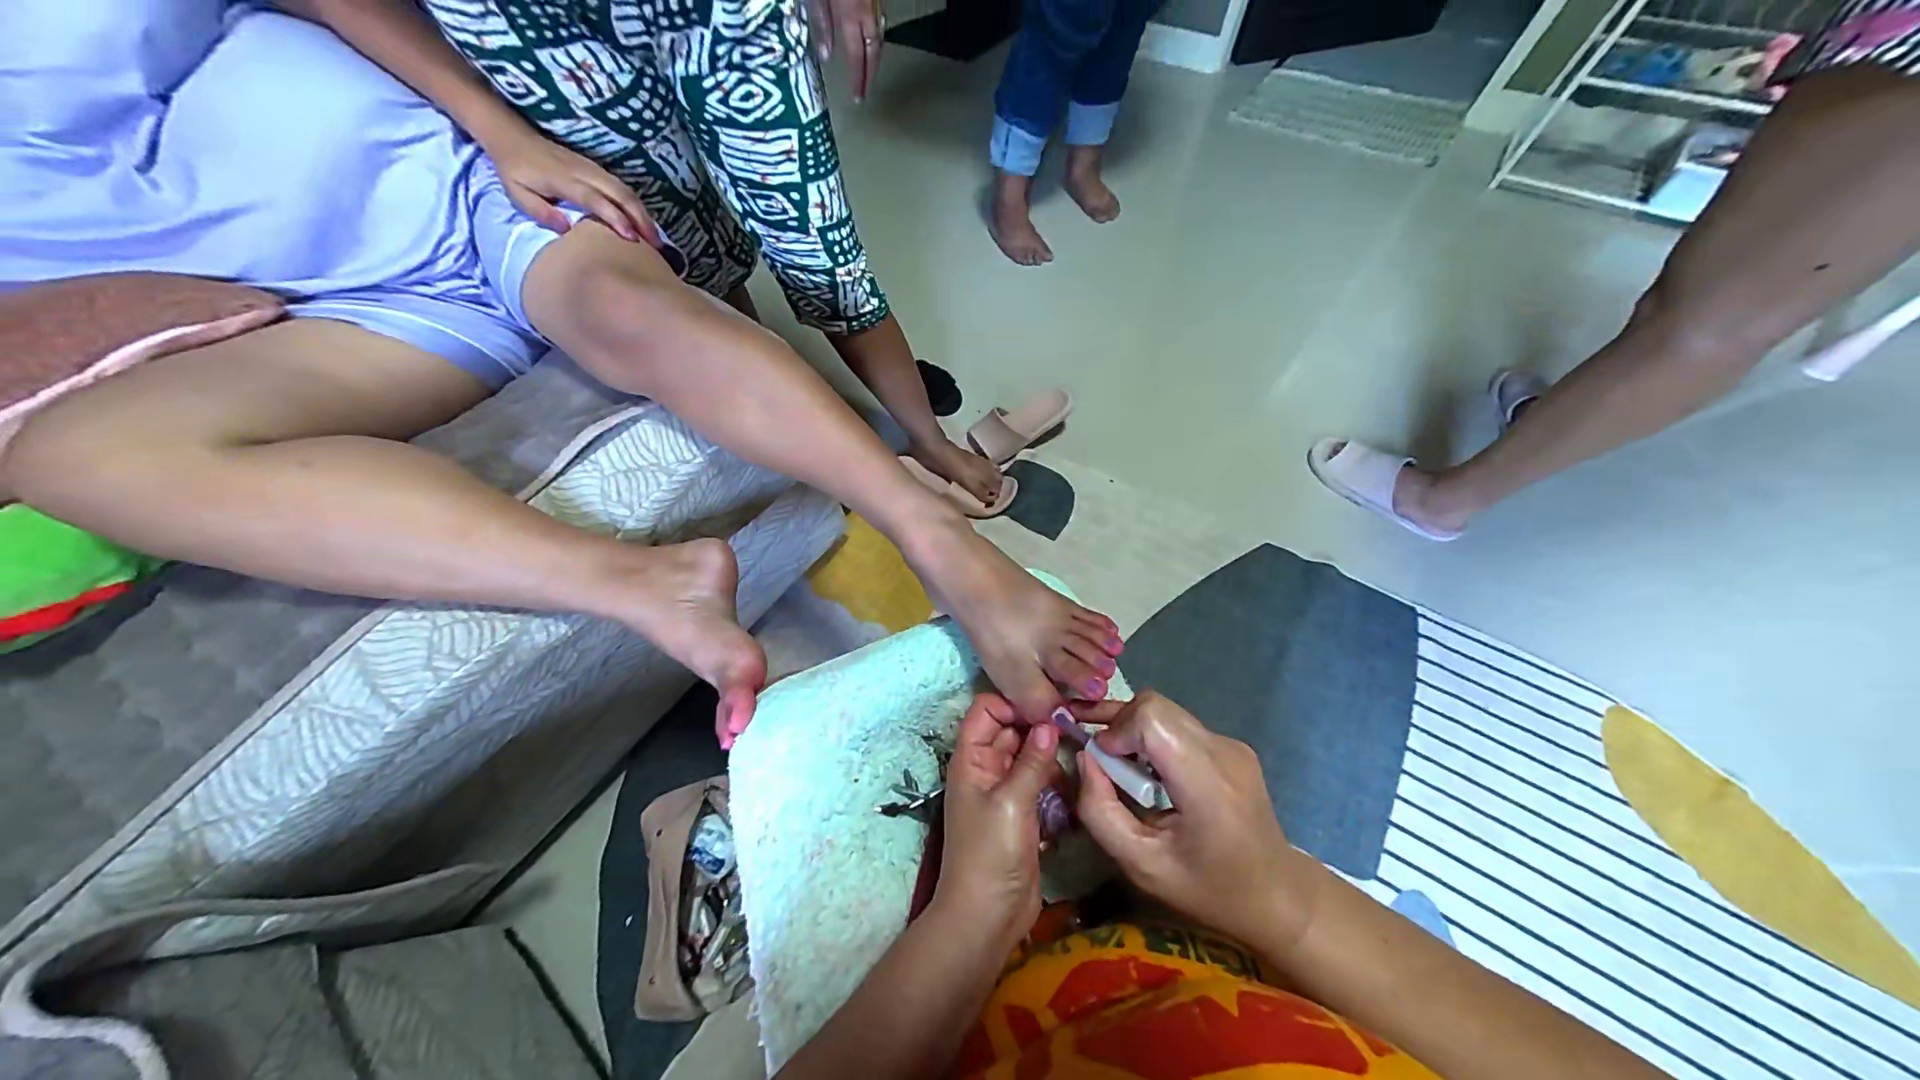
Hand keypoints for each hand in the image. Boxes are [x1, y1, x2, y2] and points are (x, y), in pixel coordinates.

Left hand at [484, 128, 658, 244]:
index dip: (616, 218)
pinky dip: (637, 206)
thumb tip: (568, 229)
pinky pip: (623, 188)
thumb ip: (541, 212)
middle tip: (656, 246)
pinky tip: (644, 222)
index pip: (596, 199)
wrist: (511, 136)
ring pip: (626, 191)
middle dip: (641, 220)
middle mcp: (583, 172)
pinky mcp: (597, 169)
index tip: (632, 239)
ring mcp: (592, 168)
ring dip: (644, 214)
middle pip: (621, 195)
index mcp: (564, 180)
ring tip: (656, 238)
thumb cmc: (514, 171)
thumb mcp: (517, 195)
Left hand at [808, 0, 884, 100]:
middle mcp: (868, 13)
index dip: (858, 80)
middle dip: (870, 75)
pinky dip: (876, 38)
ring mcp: (876, 3)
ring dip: (875, 58)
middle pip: (874, 52)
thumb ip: (820, 23)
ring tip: (869, 72)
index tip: (857, 99)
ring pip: (880, 37)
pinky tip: (870, 41)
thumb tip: (825, 55)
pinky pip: (880, 23)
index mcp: (851, 15)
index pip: (857, 57)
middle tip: (865, 92)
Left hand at [932, 693, 1061, 947]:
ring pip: (1031, 759)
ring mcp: (1006, 793)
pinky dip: (1055, 786)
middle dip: (1041, 728)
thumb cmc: (991, 853)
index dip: (1014, 703)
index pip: (987, 711)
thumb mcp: (1011, 801)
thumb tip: (1050, 722)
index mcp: (972, 759)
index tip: (1050, 706)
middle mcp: (987, 769)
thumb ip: (1031, 761)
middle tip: (1078, 728)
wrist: (987, 917)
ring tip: (1080, 761)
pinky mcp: (1024, 814)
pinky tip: (1073, 792)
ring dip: (1052, 760)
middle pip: (1013, 732)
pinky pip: (1041, 786)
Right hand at [1072, 691, 1322, 955]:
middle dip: (1119, 726)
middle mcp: (1223, 751)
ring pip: (1164, 711)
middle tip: (1105, 761)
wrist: (1276, 897)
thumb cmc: (1206, 889)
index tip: (1104, 764)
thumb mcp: (1140, 864)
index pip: (1153, 718)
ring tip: (1125, 769)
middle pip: (1154, 706)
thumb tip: (1085, 758)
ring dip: (1134, 732)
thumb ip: (1100, 811)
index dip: (1117, 731)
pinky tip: (1152, 774)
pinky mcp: (1231, 745)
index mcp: (1206, 784)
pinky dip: (1154, 739)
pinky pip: (1178, 724)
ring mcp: (1231, 744)